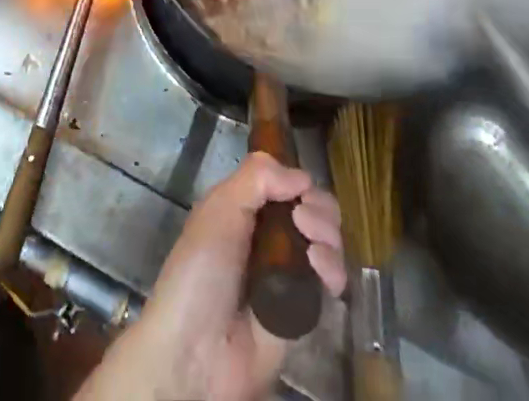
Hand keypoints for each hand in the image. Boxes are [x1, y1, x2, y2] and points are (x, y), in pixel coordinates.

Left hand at [76, 152, 345, 400]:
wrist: (196, 352)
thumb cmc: (200, 272)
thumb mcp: (218, 209)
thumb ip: (257, 177)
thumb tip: (303, 176)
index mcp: (245, 210)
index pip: (285, 183)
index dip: (297, 180)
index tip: (299, 187)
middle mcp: (270, 236)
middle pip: (313, 208)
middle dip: (318, 205)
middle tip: (303, 218)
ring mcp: (289, 271)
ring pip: (327, 239)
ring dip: (328, 232)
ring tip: (312, 246)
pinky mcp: (305, 306)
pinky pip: (331, 278)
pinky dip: (332, 267)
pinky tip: (318, 267)